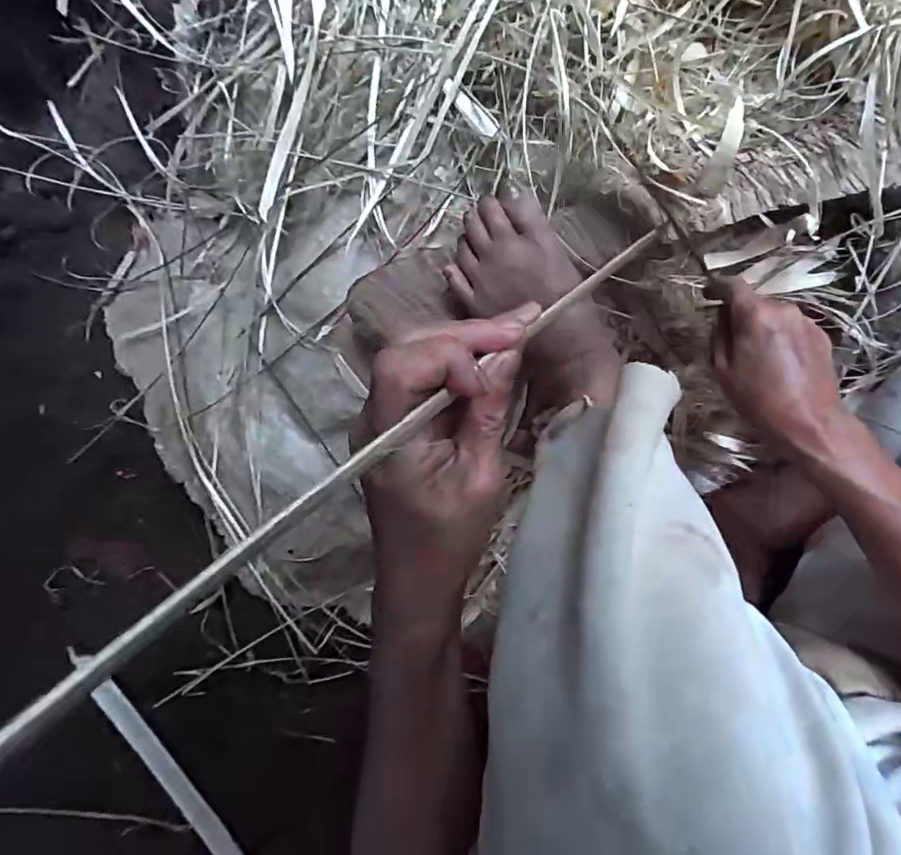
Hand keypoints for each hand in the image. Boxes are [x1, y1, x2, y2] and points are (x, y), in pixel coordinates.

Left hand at [354, 304, 537, 581]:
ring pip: (419, 351)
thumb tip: (508, 353)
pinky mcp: (402, 417)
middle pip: (411, 347)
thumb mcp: (481, 475)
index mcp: (387, 435)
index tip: (494, 375)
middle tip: (525, 323)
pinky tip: (497, 350)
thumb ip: (489, 411)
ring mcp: (386, 413)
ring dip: (469, 339)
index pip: (403, 365)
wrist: (418, 576)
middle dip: (469, 334)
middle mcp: (376, 414)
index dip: (451, 356)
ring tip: (519, 327)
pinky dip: (464, 357)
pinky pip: (428, 371)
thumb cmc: (449, 536)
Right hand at [709, 277, 848, 457]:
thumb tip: (723, 316)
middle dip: (744, 317)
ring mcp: (806, 321)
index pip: (733, 285)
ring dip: (766, 328)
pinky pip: (794, 329)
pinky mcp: (821, 335)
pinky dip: (784, 338)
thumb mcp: (724, 372)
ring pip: (777, 316)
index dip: (717, 286)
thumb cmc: (761, 402)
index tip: (708, 294)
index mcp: (756, 314)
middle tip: (736, 342)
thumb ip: (720, 335)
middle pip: (757, 303)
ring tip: (763, 358)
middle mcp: (784, 309)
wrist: (812, 423)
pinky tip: (784, 364)